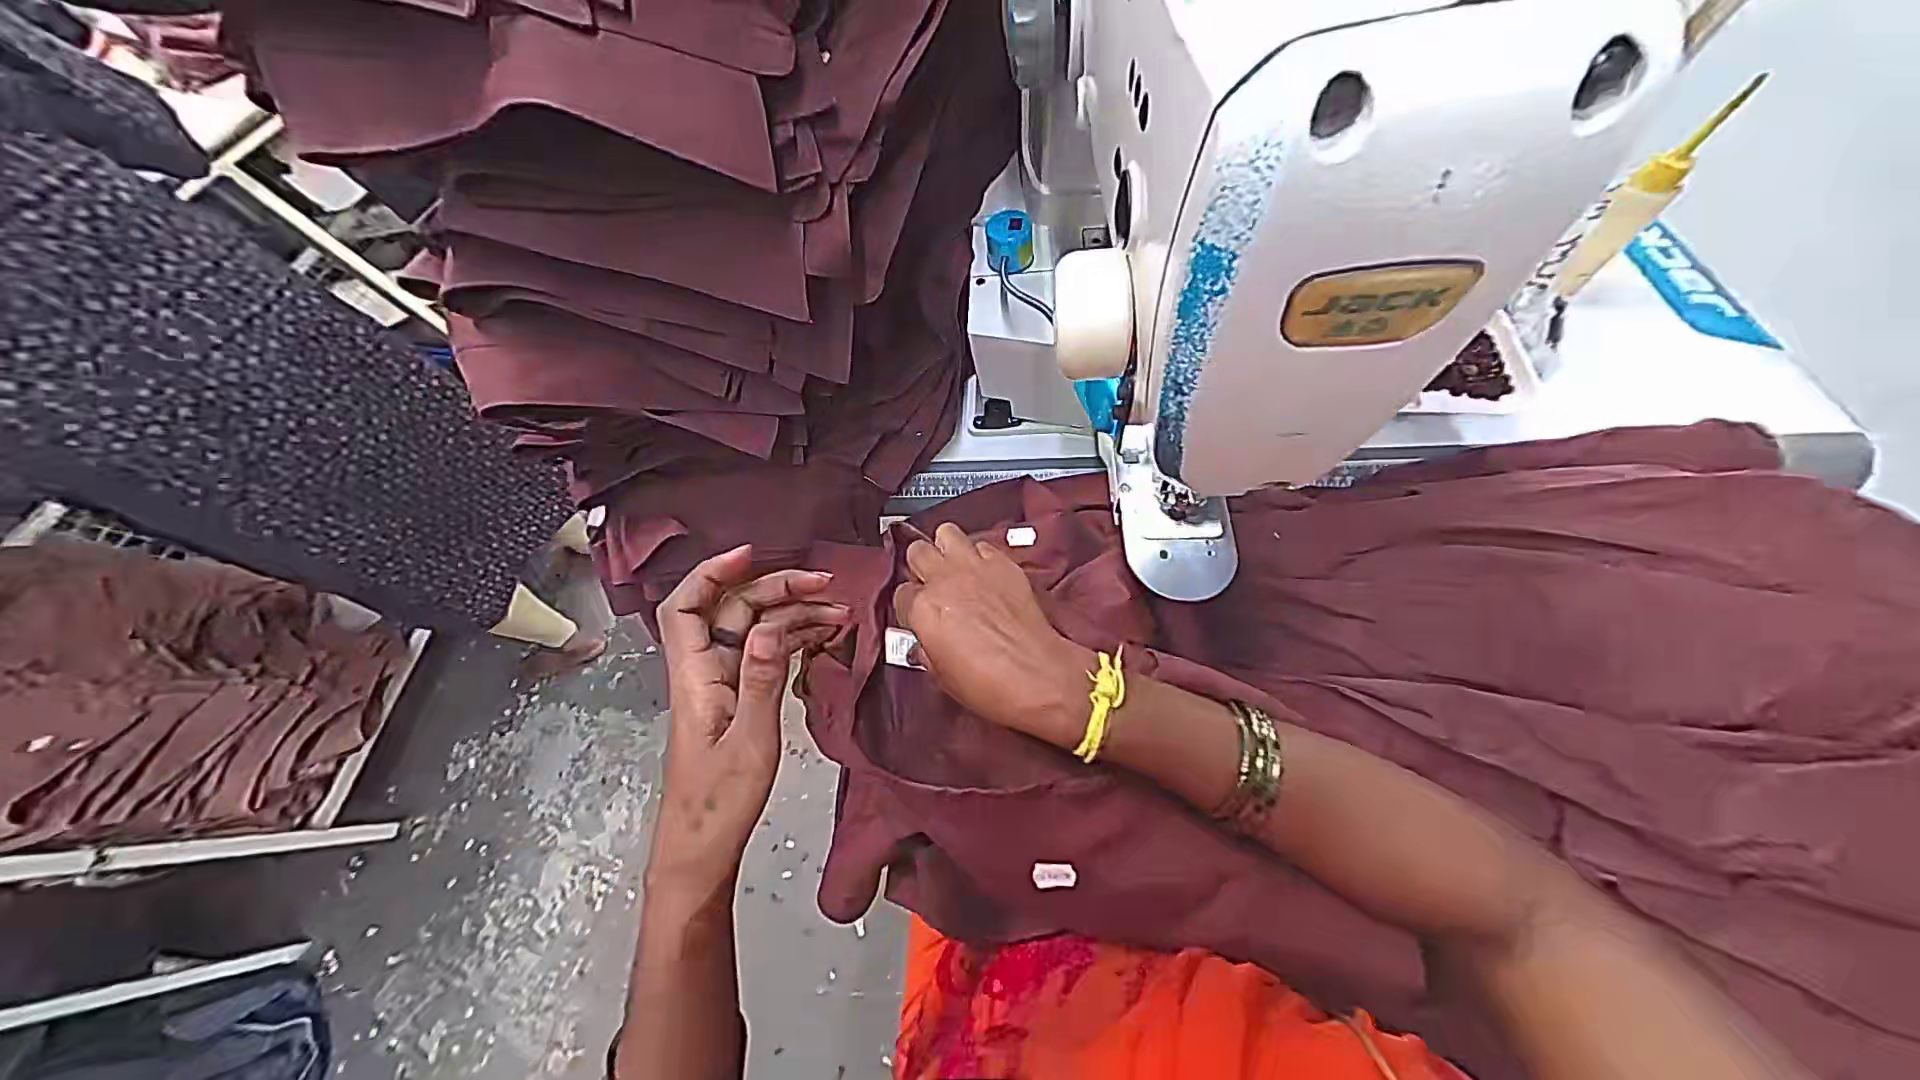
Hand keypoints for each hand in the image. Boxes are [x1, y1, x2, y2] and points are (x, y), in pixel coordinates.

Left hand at [647, 545, 847, 899]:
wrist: (703, 849)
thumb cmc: (719, 802)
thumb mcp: (749, 741)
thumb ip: (761, 680)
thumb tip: (773, 626)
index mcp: (695, 676)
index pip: (687, 606)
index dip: (712, 572)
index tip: (753, 554)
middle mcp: (706, 670)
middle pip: (733, 611)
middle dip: (776, 589)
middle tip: (825, 585)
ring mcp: (724, 683)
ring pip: (755, 630)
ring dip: (793, 614)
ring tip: (838, 611)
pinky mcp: (741, 699)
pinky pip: (766, 655)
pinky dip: (794, 640)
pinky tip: (823, 635)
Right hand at [892, 523, 1095, 748]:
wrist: (1038, 676)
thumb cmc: (990, 682)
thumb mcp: (941, 675)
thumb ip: (926, 648)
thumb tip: (926, 641)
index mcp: (923, 608)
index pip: (901, 593)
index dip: (909, 604)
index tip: (917, 611)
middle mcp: (945, 580)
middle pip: (918, 551)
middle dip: (921, 564)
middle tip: (930, 580)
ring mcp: (976, 567)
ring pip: (948, 533)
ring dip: (946, 547)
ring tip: (953, 565)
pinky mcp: (1004, 564)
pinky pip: (983, 546)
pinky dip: (980, 555)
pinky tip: (984, 573)